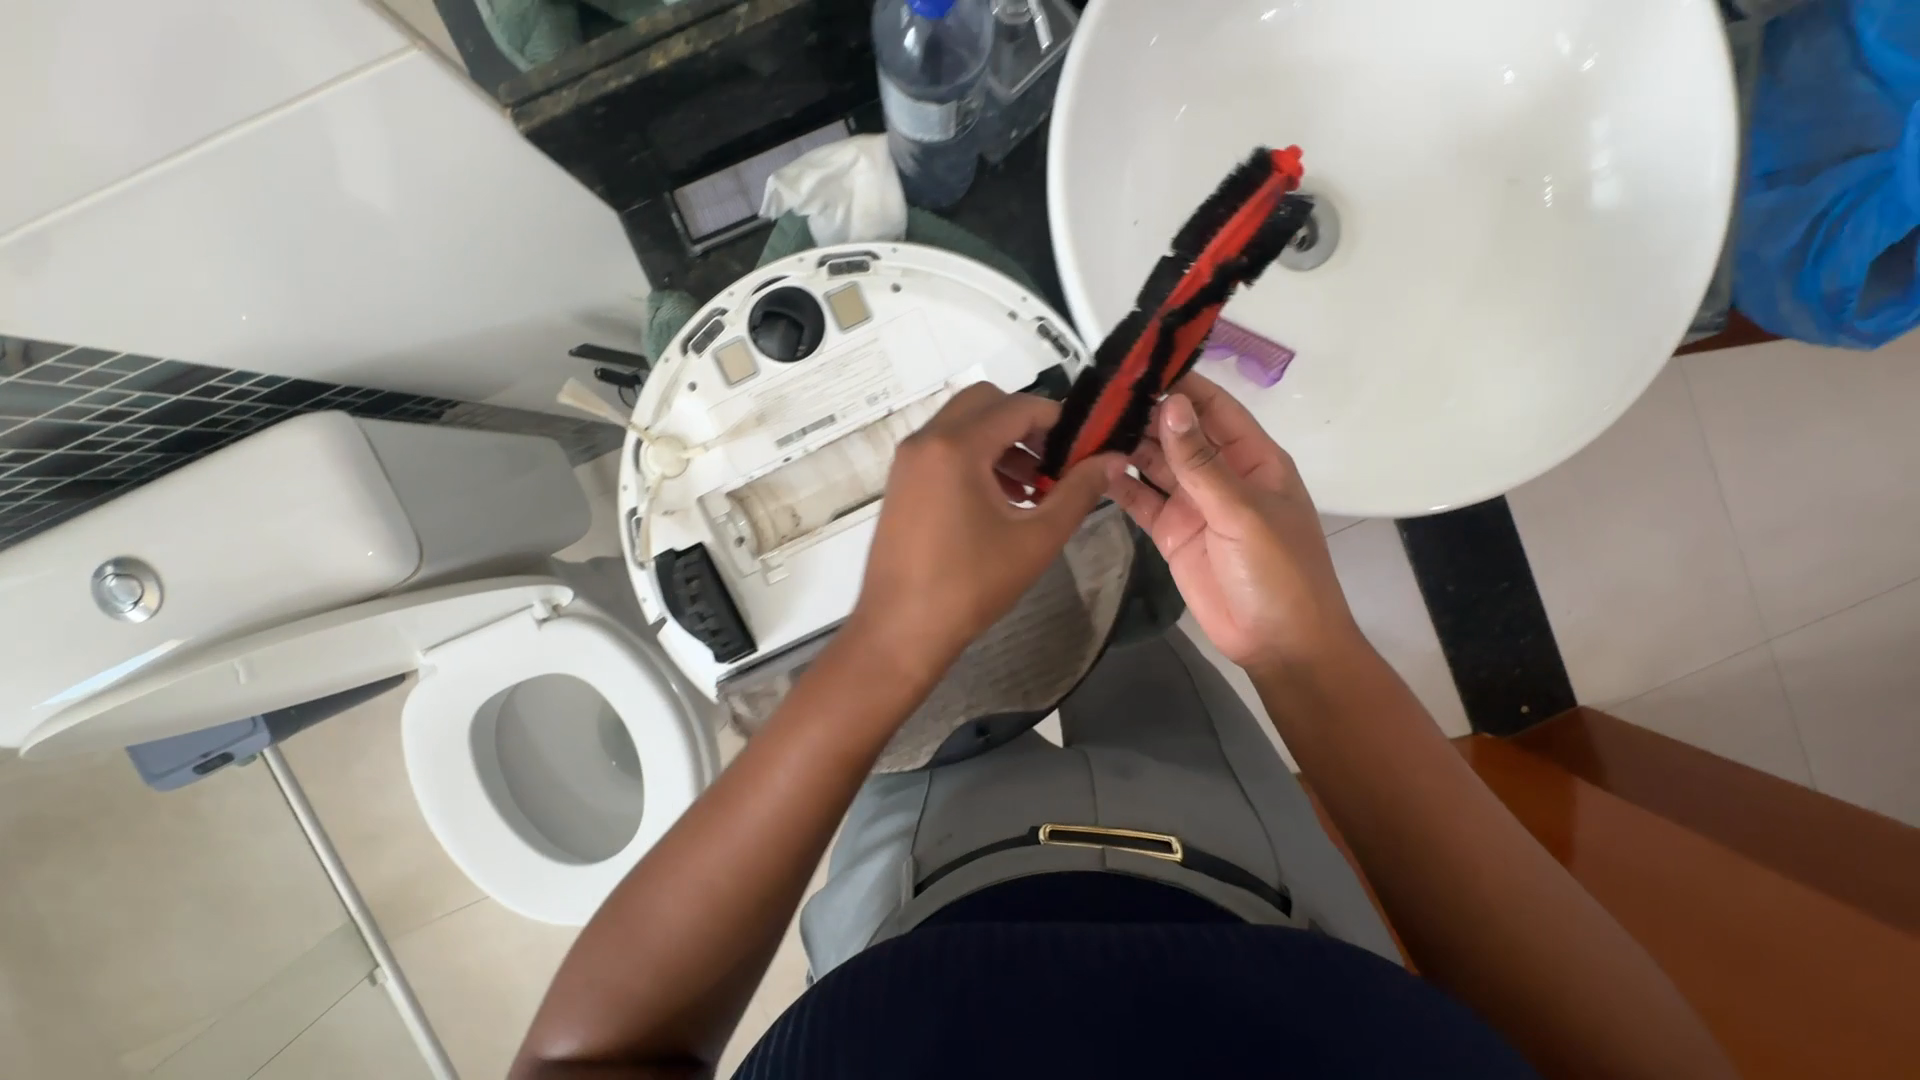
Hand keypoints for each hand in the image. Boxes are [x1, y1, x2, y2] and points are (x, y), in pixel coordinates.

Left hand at [849, 383, 1114, 682]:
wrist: (901, 630)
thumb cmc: (970, 586)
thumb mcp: (1036, 539)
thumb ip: (1079, 492)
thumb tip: (1113, 460)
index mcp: (956, 447)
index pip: (1018, 406)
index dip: (1058, 421)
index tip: (1085, 447)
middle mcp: (926, 441)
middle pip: (985, 403)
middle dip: (1026, 424)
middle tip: (1055, 463)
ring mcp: (908, 462)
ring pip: (962, 425)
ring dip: (1001, 442)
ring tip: (1034, 488)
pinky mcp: (901, 483)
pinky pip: (944, 450)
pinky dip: (975, 458)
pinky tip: (1001, 501)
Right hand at [1105, 372, 1364, 675]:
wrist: (1279, 643)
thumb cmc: (1279, 572)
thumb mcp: (1243, 512)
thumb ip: (1201, 462)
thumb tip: (1170, 404)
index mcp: (1253, 458)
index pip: (1214, 408)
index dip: (1181, 385)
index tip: (1139, 365)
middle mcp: (1221, 474)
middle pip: (1178, 432)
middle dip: (1143, 414)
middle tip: (1095, 396)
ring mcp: (1194, 504)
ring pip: (1155, 463)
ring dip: (1126, 446)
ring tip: (1085, 426)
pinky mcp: (1171, 533)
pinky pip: (1142, 500)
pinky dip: (1120, 486)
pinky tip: (1092, 469)